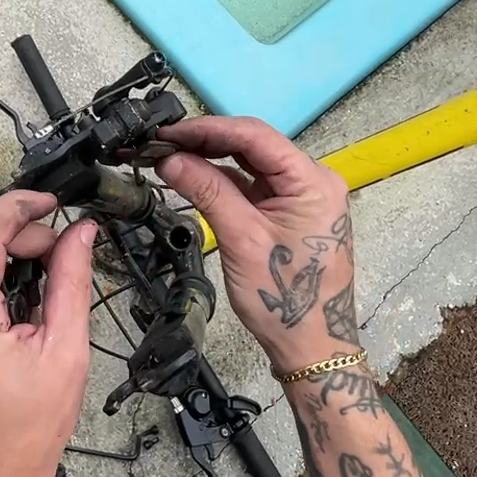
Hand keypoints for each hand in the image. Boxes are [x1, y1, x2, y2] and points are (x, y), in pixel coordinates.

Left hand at [0, 191, 97, 476]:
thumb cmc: (28, 430)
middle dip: (20, 237)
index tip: (49, 203)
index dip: (18, 207)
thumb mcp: (65, 352)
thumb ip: (71, 282)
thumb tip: (81, 233)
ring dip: (5, 258)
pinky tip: (15, 304)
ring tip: (41, 284)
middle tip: (59, 254)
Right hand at [157, 117, 357, 373]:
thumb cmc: (283, 299)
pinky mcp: (291, 211)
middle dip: (207, 141)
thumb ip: (206, 191)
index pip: (255, 135)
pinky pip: (254, 184)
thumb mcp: (240, 239)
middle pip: (254, 145)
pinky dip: (224, 179)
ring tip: (172, 156)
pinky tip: (194, 176)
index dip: (208, 128)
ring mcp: (303, 196)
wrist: (312, 347)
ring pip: (252, 163)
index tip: (169, 131)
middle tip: (163, 142)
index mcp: (311, 181)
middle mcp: (313, 180)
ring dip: (213, 158)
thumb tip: (168, 159)